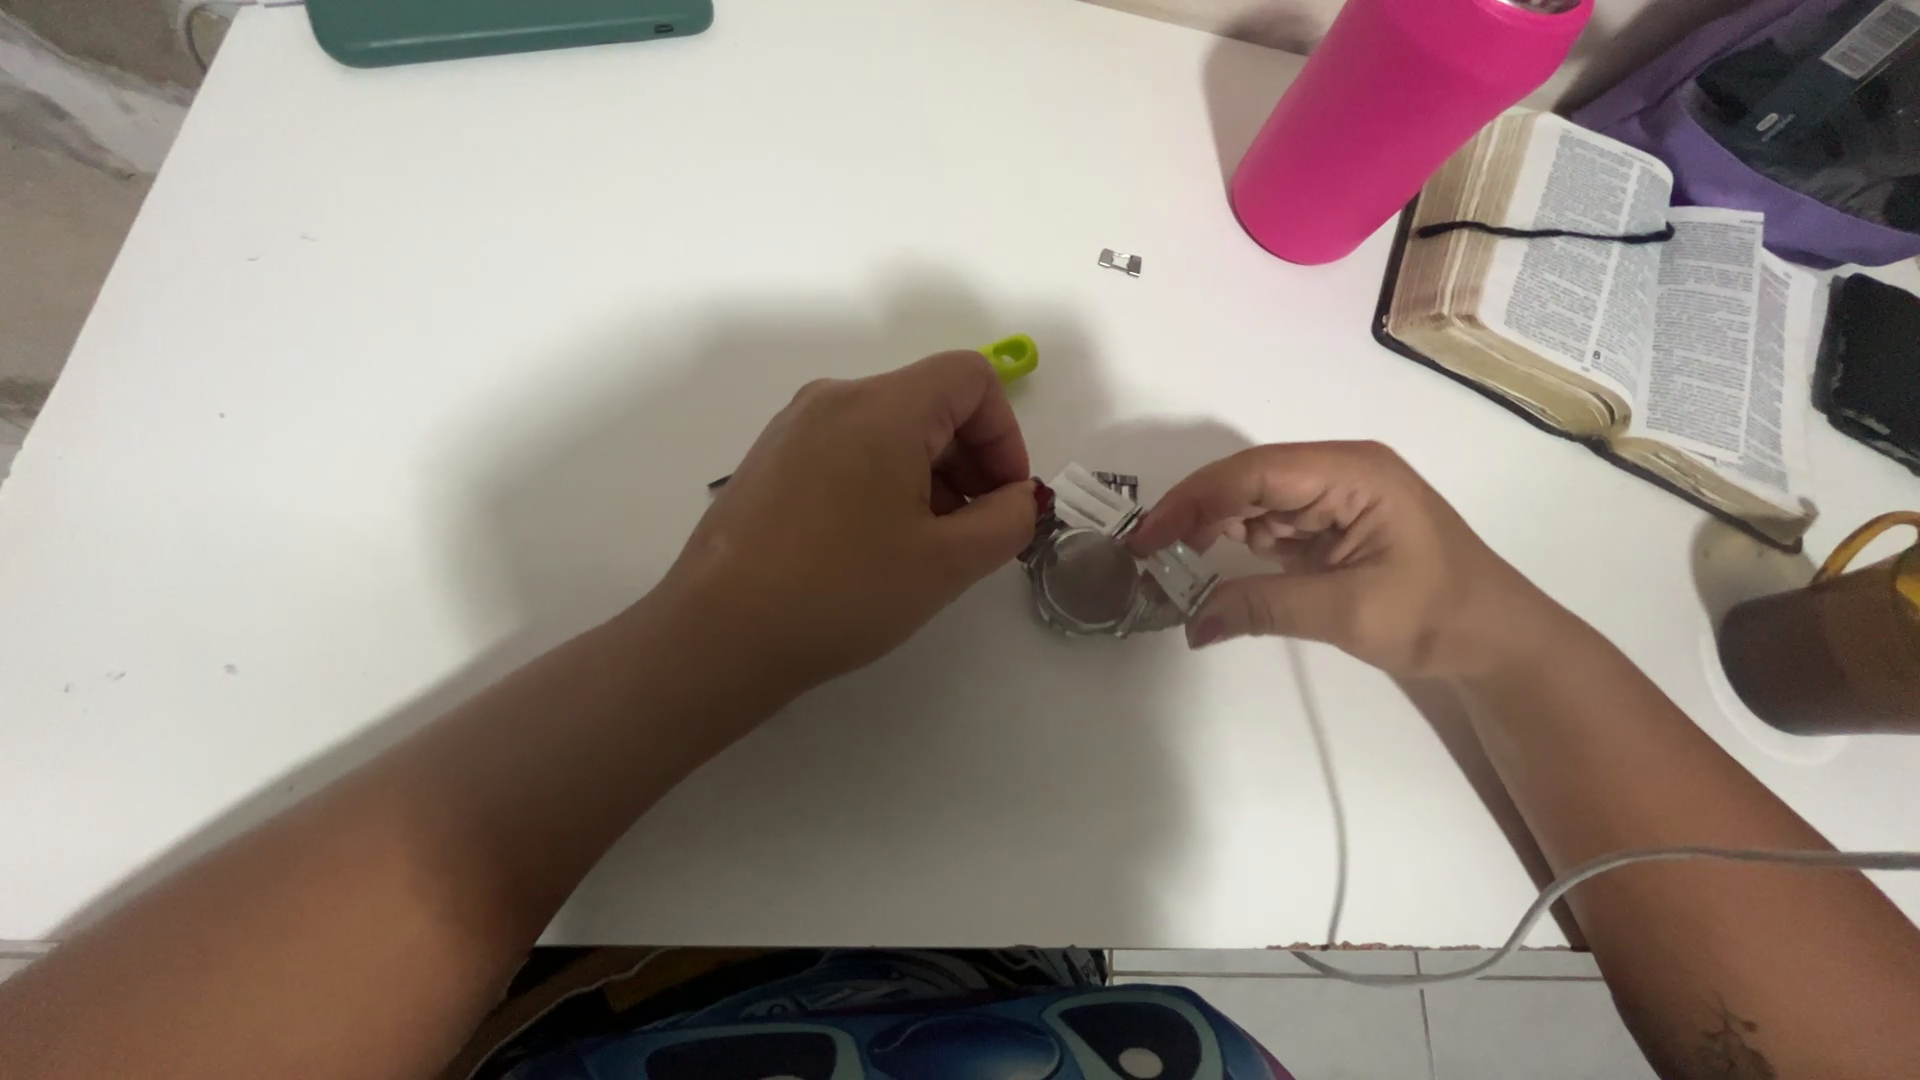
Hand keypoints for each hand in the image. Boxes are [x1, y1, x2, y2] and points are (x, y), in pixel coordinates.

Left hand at [657, 351, 1038, 694]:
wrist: (720, 633)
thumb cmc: (842, 591)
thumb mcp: (946, 563)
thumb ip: (1006, 521)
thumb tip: (1017, 498)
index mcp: (881, 407)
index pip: (971, 378)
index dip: (1005, 434)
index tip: (1004, 498)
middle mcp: (834, 398)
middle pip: (929, 401)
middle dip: (970, 459)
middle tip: (975, 529)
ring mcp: (794, 427)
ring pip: (888, 427)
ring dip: (929, 474)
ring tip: (926, 545)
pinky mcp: (771, 459)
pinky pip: (848, 448)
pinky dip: (884, 480)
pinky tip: (875, 543)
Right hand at [1127, 442, 1562, 677]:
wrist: (1497, 642)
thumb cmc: (1438, 616)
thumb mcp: (1348, 612)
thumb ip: (1262, 609)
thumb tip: (1191, 625)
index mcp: (1352, 472)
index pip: (1254, 473)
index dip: (1194, 500)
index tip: (1148, 537)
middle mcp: (1338, 472)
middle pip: (1247, 481)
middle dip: (1195, 513)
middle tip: (1147, 553)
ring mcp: (1333, 497)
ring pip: (1251, 501)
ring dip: (1211, 530)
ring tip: (1169, 563)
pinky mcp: (1328, 525)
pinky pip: (1267, 525)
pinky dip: (1234, 545)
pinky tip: (1209, 567)